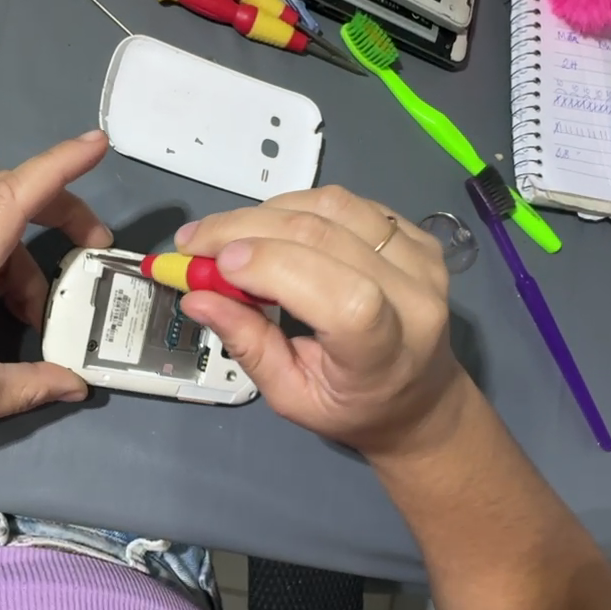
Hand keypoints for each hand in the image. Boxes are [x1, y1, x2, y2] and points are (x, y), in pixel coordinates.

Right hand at [174, 186, 473, 460]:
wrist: (419, 396)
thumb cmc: (352, 407)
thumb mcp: (292, 397)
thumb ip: (249, 346)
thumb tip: (196, 297)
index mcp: (385, 352)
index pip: (340, 297)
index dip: (273, 267)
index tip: (211, 264)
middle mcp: (413, 296)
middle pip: (325, 236)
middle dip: (244, 230)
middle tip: (191, 242)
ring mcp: (420, 258)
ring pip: (332, 206)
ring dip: (264, 212)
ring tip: (224, 236)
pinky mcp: (416, 236)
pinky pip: (347, 202)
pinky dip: (295, 208)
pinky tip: (269, 230)